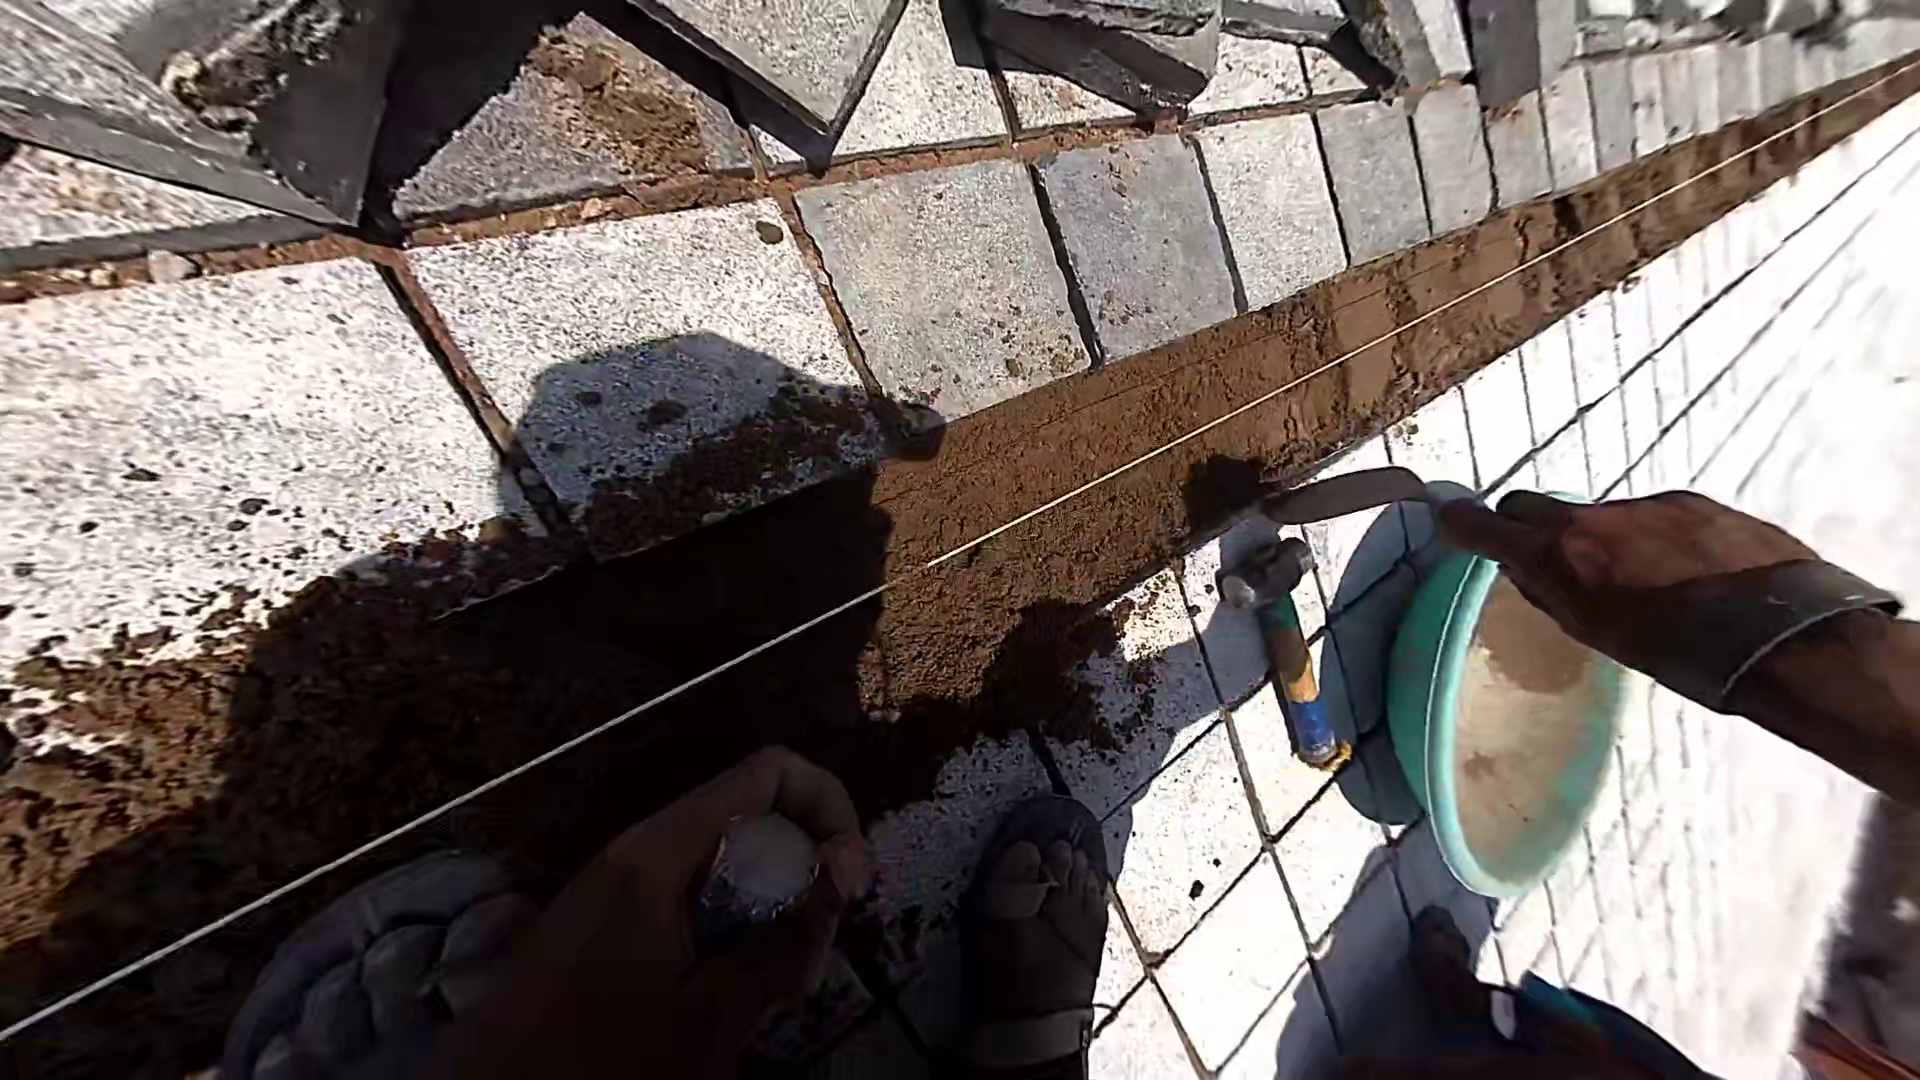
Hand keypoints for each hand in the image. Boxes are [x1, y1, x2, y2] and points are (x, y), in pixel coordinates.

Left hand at [438, 747, 869, 1077]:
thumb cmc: (592, 1075)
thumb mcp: (709, 1016)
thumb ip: (789, 932)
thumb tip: (852, 863)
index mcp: (663, 848)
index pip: (770, 772)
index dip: (825, 802)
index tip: (849, 871)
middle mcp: (645, 845)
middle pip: (757, 817)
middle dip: (804, 872)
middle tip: (815, 956)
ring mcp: (625, 880)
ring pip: (732, 859)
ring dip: (775, 907)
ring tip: (782, 986)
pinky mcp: (612, 917)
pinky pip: (698, 892)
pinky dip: (736, 925)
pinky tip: (738, 989)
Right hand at [1438, 491, 1817, 679]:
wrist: (1789, 640)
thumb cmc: (1672, 649)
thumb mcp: (1585, 626)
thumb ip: (1543, 588)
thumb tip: (1521, 566)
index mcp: (1550, 554)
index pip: (1478, 523)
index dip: (1457, 522)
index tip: (1450, 521)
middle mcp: (1585, 519)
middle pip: (1526, 504)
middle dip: (1525, 524)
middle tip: (1549, 553)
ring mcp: (1640, 505)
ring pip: (1590, 511)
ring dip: (1595, 532)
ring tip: (1636, 570)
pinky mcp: (1691, 501)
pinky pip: (1646, 510)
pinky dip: (1646, 531)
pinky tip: (1679, 563)